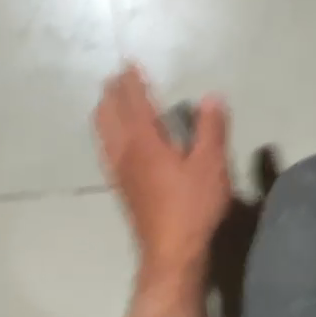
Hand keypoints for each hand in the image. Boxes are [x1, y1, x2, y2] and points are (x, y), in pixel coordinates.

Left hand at [93, 65, 230, 283]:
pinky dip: (107, 135)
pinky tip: (114, 142)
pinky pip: (107, 151)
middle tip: (115, 79)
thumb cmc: (194, 207)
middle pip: (110, 115)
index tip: (129, 65)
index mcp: (146, 142)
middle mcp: (125, 152)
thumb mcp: (211, 166)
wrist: (171, 251)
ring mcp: (120, 172)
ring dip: (105, 113)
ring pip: (104, 134)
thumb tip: (212, 97)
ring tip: (108, 103)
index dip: (132, 82)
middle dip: (112, 94)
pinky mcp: (122, 189)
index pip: (135, 103)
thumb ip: (211, 129)